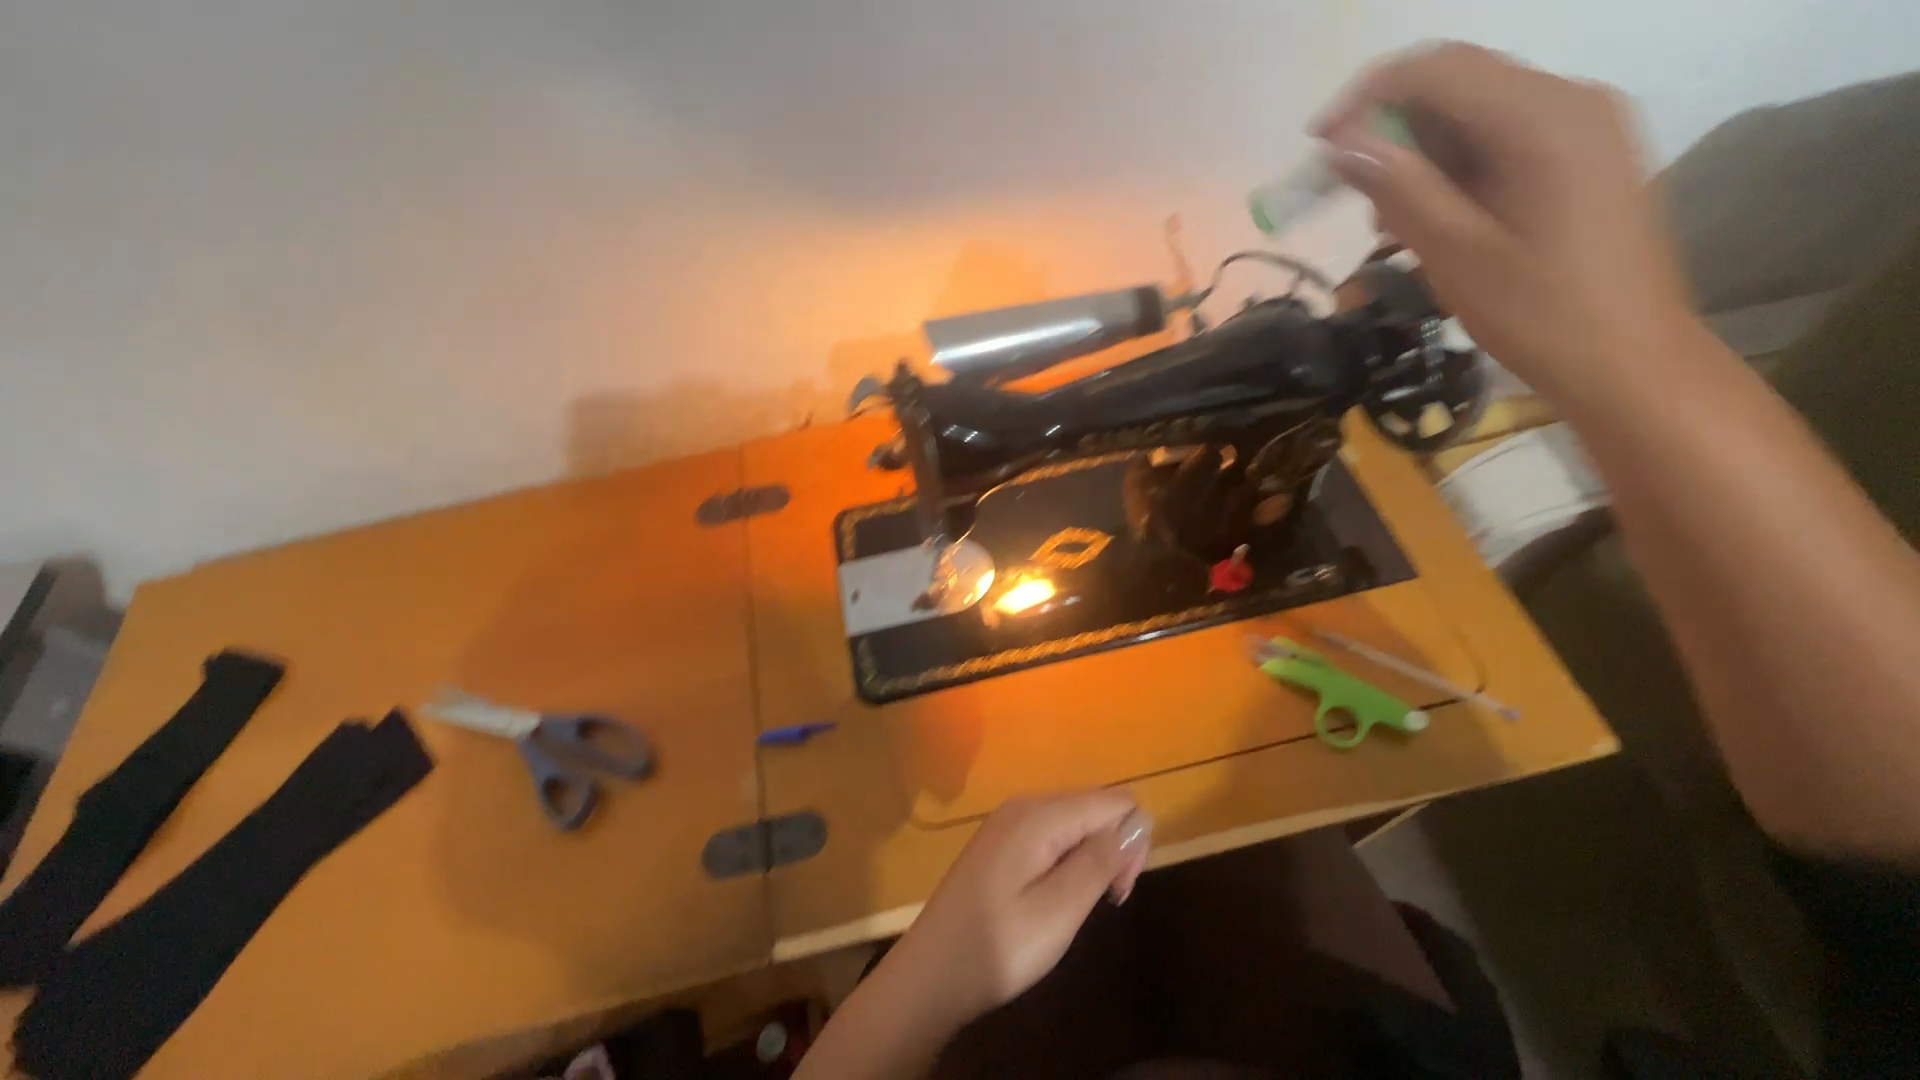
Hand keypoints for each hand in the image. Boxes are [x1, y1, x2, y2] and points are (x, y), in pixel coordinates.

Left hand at [881, 791, 1151, 1023]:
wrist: (929, 975)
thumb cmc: (998, 948)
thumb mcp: (1059, 910)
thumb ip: (1101, 860)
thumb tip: (1140, 820)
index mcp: (1039, 815)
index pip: (1115, 802)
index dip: (1132, 843)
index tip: (1119, 891)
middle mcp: (1024, 805)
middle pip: (1096, 806)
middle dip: (1114, 848)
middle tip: (1104, 902)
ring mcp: (1008, 822)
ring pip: (1076, 821)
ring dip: (1093, 857)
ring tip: (1077, 906)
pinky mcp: (1000, 843)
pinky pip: (1053, 835)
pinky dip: (1067, 860)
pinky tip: (1055, 898)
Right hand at [1316, 43, 1695, 399]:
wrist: (1630, 362)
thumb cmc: (1541, 316)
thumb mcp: (1457, 255)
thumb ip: (1400, 189)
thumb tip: (1343, 143)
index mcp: (1544, 119)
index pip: (1437, 70)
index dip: (1366, 98)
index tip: (1318, 146)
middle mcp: (1570, 102)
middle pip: (1457, 84)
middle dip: (1391, 130)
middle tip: (1348, 194)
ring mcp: (1582, 127)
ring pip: (1474, 113)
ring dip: (1418, 155)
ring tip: (1389, 224)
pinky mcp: (1582, 157)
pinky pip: (1500, 139)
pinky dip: (1453, 169)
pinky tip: (1433, 220)